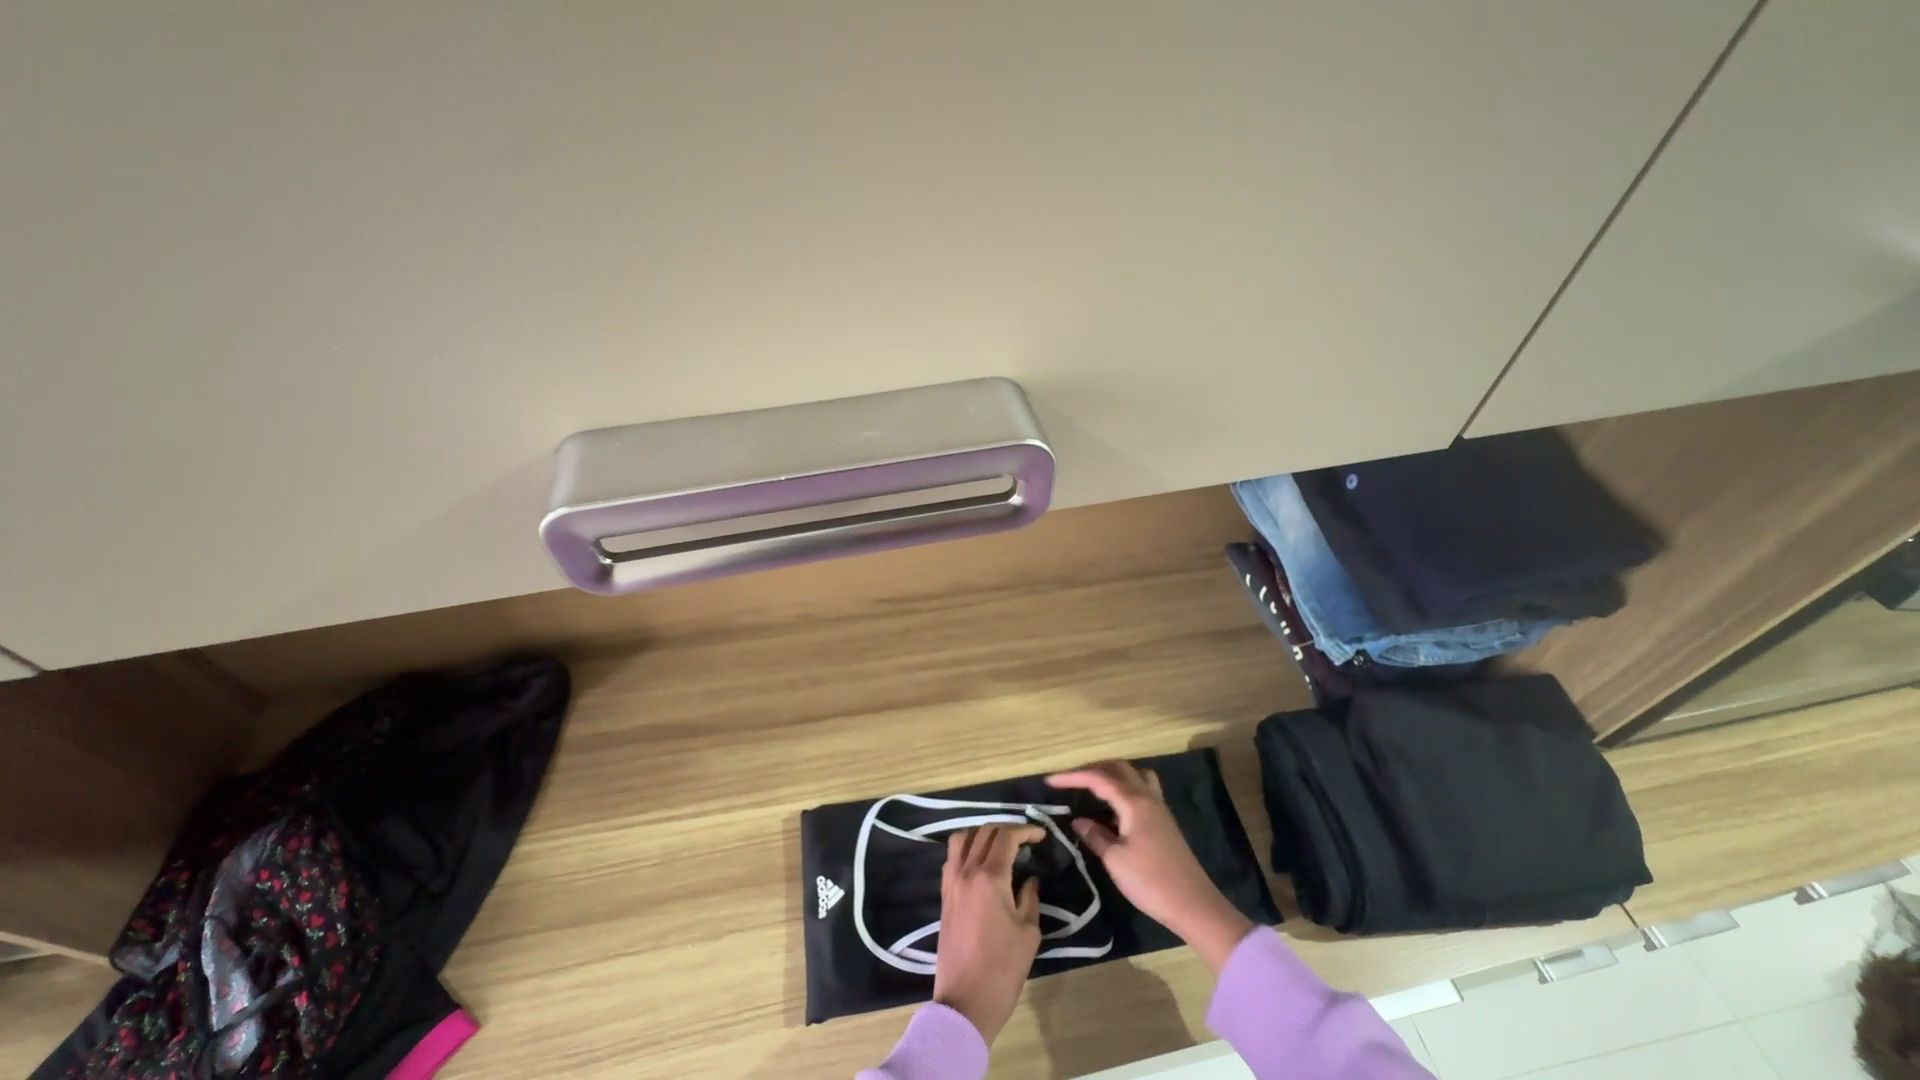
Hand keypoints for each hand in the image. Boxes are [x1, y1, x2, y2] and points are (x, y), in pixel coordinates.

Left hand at [933, 824, 1044, 1044]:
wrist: (966, 1000)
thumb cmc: (1003, 967)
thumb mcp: (1028, 932)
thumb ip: (1029, 898)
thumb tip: (1028, 880)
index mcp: (990, 877)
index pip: (1006, 837)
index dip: (1025, 831)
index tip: (1041, 836)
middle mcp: (966, 872)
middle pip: (983, 832)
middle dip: (1006, 829)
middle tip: (1026, 840)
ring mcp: (951, 884)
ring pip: (961, 840)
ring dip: (982, 835)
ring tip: (1001, 846)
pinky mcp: (944, 897)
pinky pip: (952, 860)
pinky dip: (967, 851)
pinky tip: (982, 865)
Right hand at [1049, 761, 1255, 972]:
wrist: (1191, 903)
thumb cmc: (1149, 881)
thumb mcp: (1115, 859)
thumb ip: (1095, 835)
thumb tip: (1079, 820)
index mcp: (1134, 802)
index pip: (1098, 779)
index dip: (1072, 777)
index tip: (1049, 781)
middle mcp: (1148, 797)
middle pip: (1118, 769)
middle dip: (1092, 770)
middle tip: (1070, 782)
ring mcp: (1159, 808)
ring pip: (1133, 776)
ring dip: (1111, 776)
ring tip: (1091, 789)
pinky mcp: (1163, 821)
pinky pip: (1142, 790)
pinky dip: (1123, 789)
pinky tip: (1113, 808)